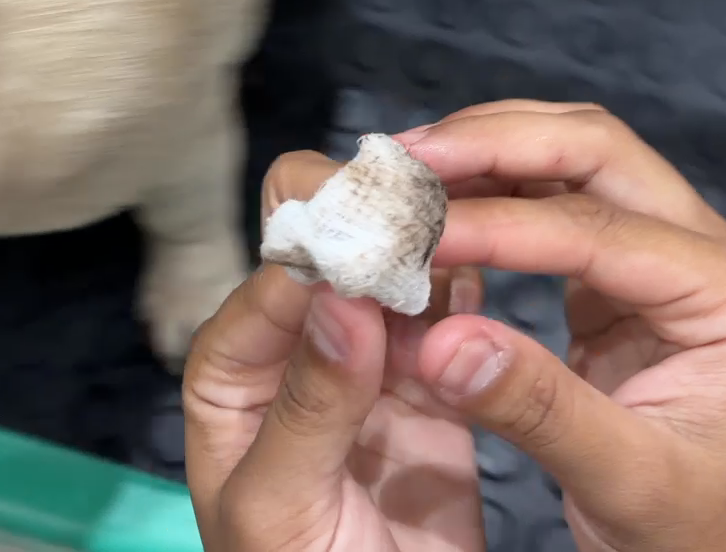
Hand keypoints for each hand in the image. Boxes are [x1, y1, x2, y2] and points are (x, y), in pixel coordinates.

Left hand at [181, 151, 488, 551]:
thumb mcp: (278, 509)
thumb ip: (306, 406)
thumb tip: (339, 294)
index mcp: (235, 355)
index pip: (276, 269)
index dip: (330, 240)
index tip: (390, 225)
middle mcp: (295, 336)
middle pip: (326, 247)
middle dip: (373, 222)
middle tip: (433, 218)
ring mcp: (365, 352)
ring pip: (391, 268)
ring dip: (425, 240)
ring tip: (473, 217)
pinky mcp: (425, 374)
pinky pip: (443, 311)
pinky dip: (462, 279)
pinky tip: (490, 252)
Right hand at [402, 100, 725, 551]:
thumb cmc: (696, 528)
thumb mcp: (628, 485)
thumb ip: (537, 409)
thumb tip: (440, 340)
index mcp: (725, 290)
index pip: (594, 227)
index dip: (495, 224)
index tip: (412, 234)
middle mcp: (700, 240)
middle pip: (593, 146)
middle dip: (493, 140)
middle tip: (408, 158)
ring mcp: (659, 237)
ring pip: (568, 148)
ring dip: (486, 144)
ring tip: (409, 163)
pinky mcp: (615, 252)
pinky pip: (549, 186)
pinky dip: (489, 176)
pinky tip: (439, 191)